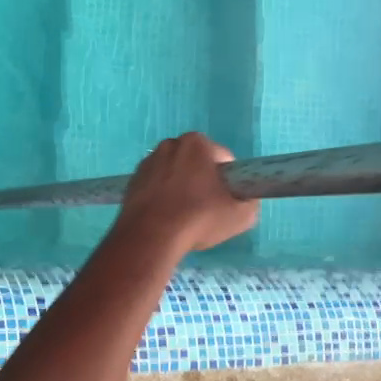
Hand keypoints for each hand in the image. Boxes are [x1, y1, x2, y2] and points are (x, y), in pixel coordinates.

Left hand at [114, 132, 259, 253]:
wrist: (150, 236)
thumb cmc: (199, 218)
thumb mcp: (242, 214)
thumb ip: (250, 201)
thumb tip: (244, 200)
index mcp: (196, 143)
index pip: (222, 159)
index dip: (228, 181)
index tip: (225, 200)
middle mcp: (169, 145)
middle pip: (195, 164)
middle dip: (202, 180)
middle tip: (206, 208)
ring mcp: (146, 162)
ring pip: (173, 174)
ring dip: (180, 187)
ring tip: (183, 215)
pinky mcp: (131, 181)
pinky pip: (154, 186)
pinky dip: (161, 196)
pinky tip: (164, 216)